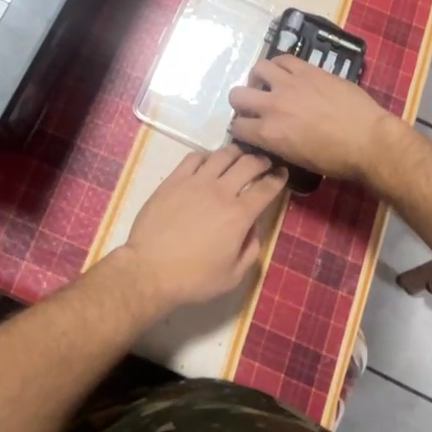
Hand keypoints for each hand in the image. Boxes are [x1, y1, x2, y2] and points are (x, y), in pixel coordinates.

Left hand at [113, 145, 285, 311]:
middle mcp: (220, 191)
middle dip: (261, 160)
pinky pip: (194, 157)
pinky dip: (207, 155)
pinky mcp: (174, 179)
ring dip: (236, 153)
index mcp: (239, 215)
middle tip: (264, 162)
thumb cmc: (194, 279)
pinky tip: (209, 160)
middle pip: (248, 163)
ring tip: (240, 156)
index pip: (266, 188)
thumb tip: (253, 227)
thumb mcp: (233, 276)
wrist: (150, 270)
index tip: (282, 173)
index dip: (278, 178)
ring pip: (222, 155)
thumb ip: (251, 249)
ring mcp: (195, 182)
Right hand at [229, 55, 402, 180]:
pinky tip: (287, 73)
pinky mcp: (307, 70)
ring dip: (259, 79)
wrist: (369, 140)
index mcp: (268, 134)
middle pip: (236, 95)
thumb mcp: (298, 160)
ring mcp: (289, 83)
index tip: (248, 130)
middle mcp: (272, 105)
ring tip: (270, 84)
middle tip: (256, 107)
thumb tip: (271, 137)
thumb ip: (277, 144)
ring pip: (258, 69)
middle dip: (242, 103)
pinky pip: (283, 59)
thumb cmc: (337, 160)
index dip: (241, 129)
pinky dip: (280, 66)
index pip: (236, 126)